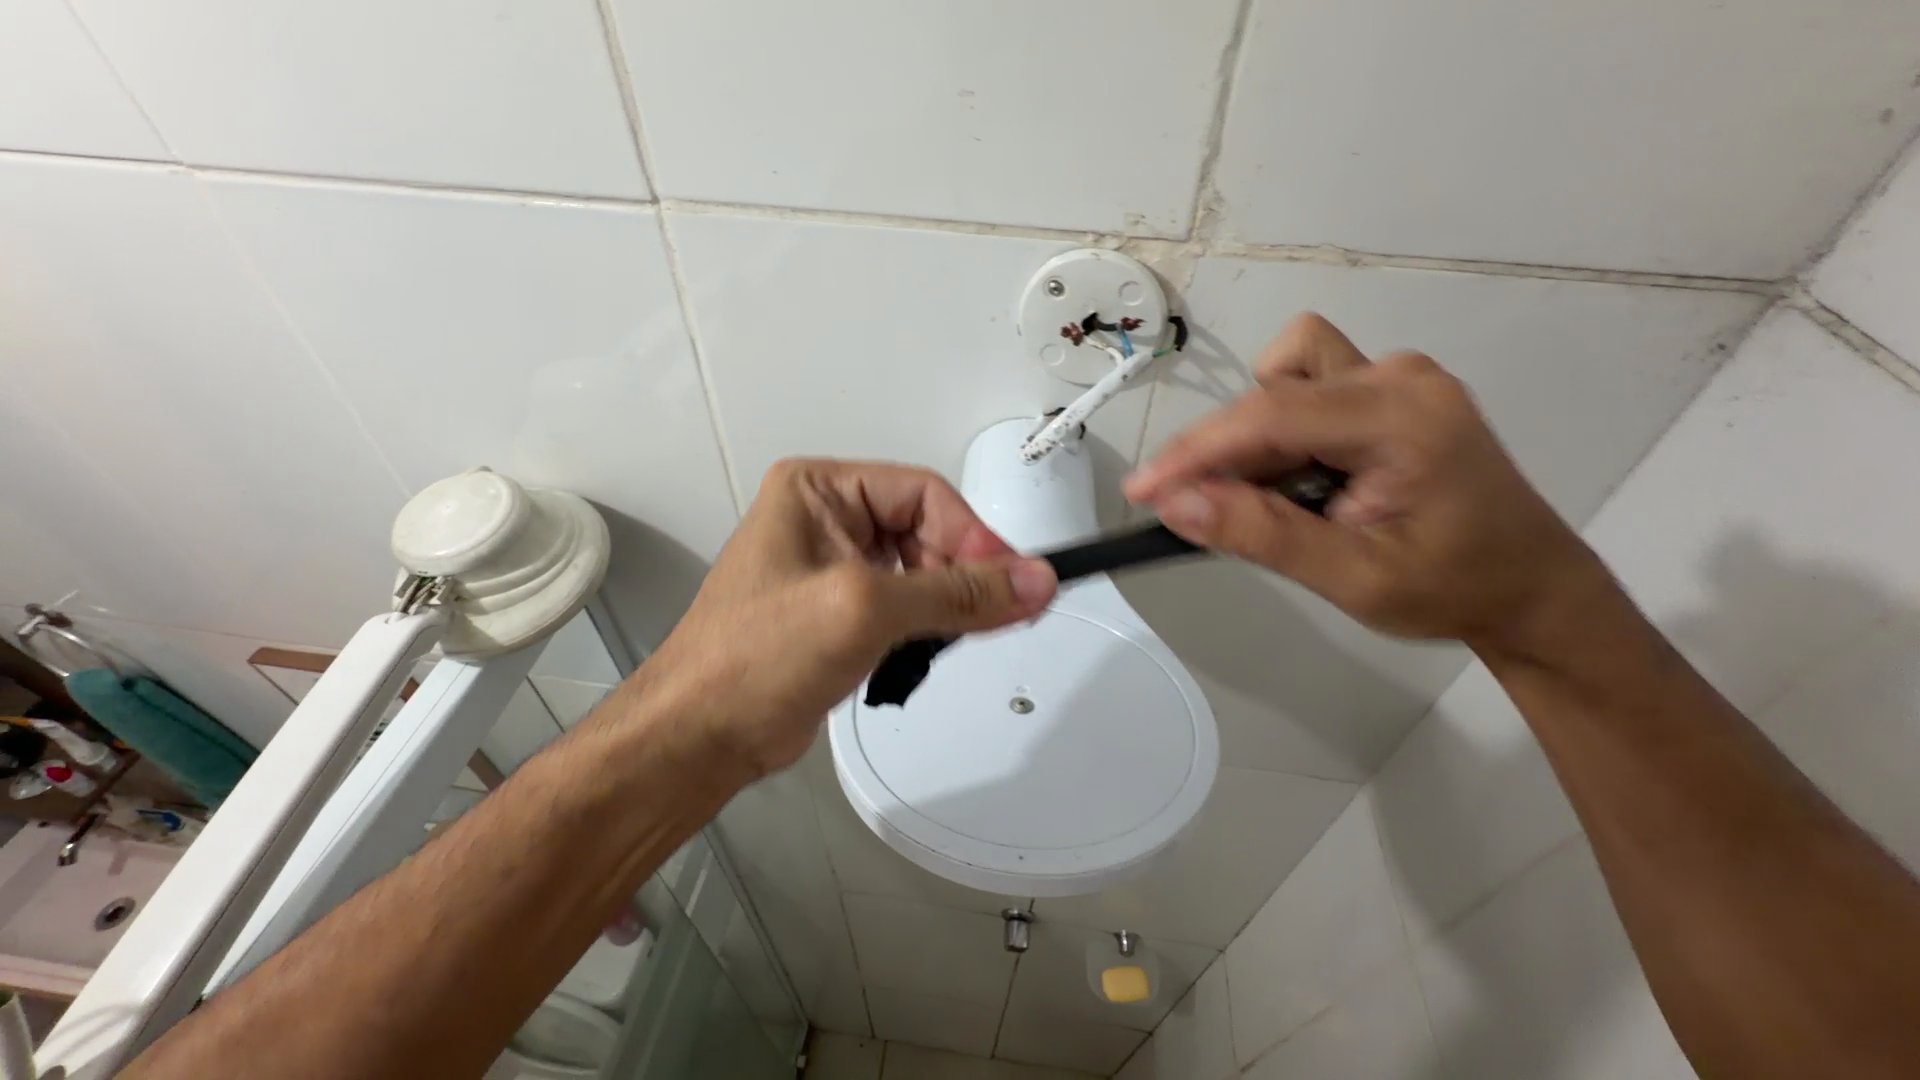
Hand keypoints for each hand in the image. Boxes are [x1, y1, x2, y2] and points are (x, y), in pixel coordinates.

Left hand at [641, 459, 1057, 777]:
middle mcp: (827, 518)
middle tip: (996, 617)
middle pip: (927, 530)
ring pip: (921, 570)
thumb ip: (957, 593)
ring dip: (947, 603)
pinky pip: (904, 606)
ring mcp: (833, 569)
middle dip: (961, 572)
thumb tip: (1040, 580)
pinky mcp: (839, 615)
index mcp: (820, 489)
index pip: (924, 493)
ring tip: (959, 638)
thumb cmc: (761, 657)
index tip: (1013, 583)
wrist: (698, 736)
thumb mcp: (866, 609)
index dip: (973, 535)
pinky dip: (928, 626)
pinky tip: (932, 651)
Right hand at [1125, 314, 1607, 651]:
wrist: (1528, 587)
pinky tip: (1304, 476)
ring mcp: (1400, 375)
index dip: (1196, 450)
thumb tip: (1176, 504)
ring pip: (1288, 373)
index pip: (1272, 414)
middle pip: (1274, 390)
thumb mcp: (1352, 577)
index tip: (1141, 490)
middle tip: (1215, 517)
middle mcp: (1400, 377)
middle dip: (1229, 452)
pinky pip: (1309, 382)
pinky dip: (1284, 425)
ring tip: (1279, 499)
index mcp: (1403, 419)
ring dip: (1260, 433)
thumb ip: (1262, 535)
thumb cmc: (1450, 590)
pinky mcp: (1393, 387)